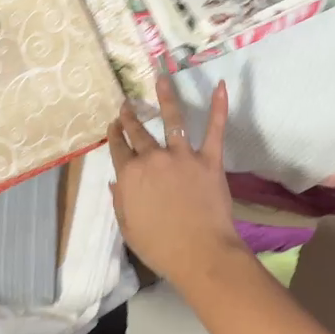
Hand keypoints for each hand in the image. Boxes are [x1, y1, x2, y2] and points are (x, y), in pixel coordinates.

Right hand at [107, 77, 247, 283]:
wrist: (199, 253)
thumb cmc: (160, 247)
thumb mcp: (128, 227)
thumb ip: (120, 201)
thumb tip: (116, 183)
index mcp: (129, 176)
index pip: (118, 148)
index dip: (114, 135)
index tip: (113, 125)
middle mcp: (152, 159)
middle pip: (139, 132)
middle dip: (130, 117)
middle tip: (127, 105)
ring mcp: (182, 157)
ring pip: (172, 120)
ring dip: (166, 97)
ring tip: (162, 79)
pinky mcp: (209, 161)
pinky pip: (214, 130)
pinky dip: (219, 108)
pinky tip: (221, 87)